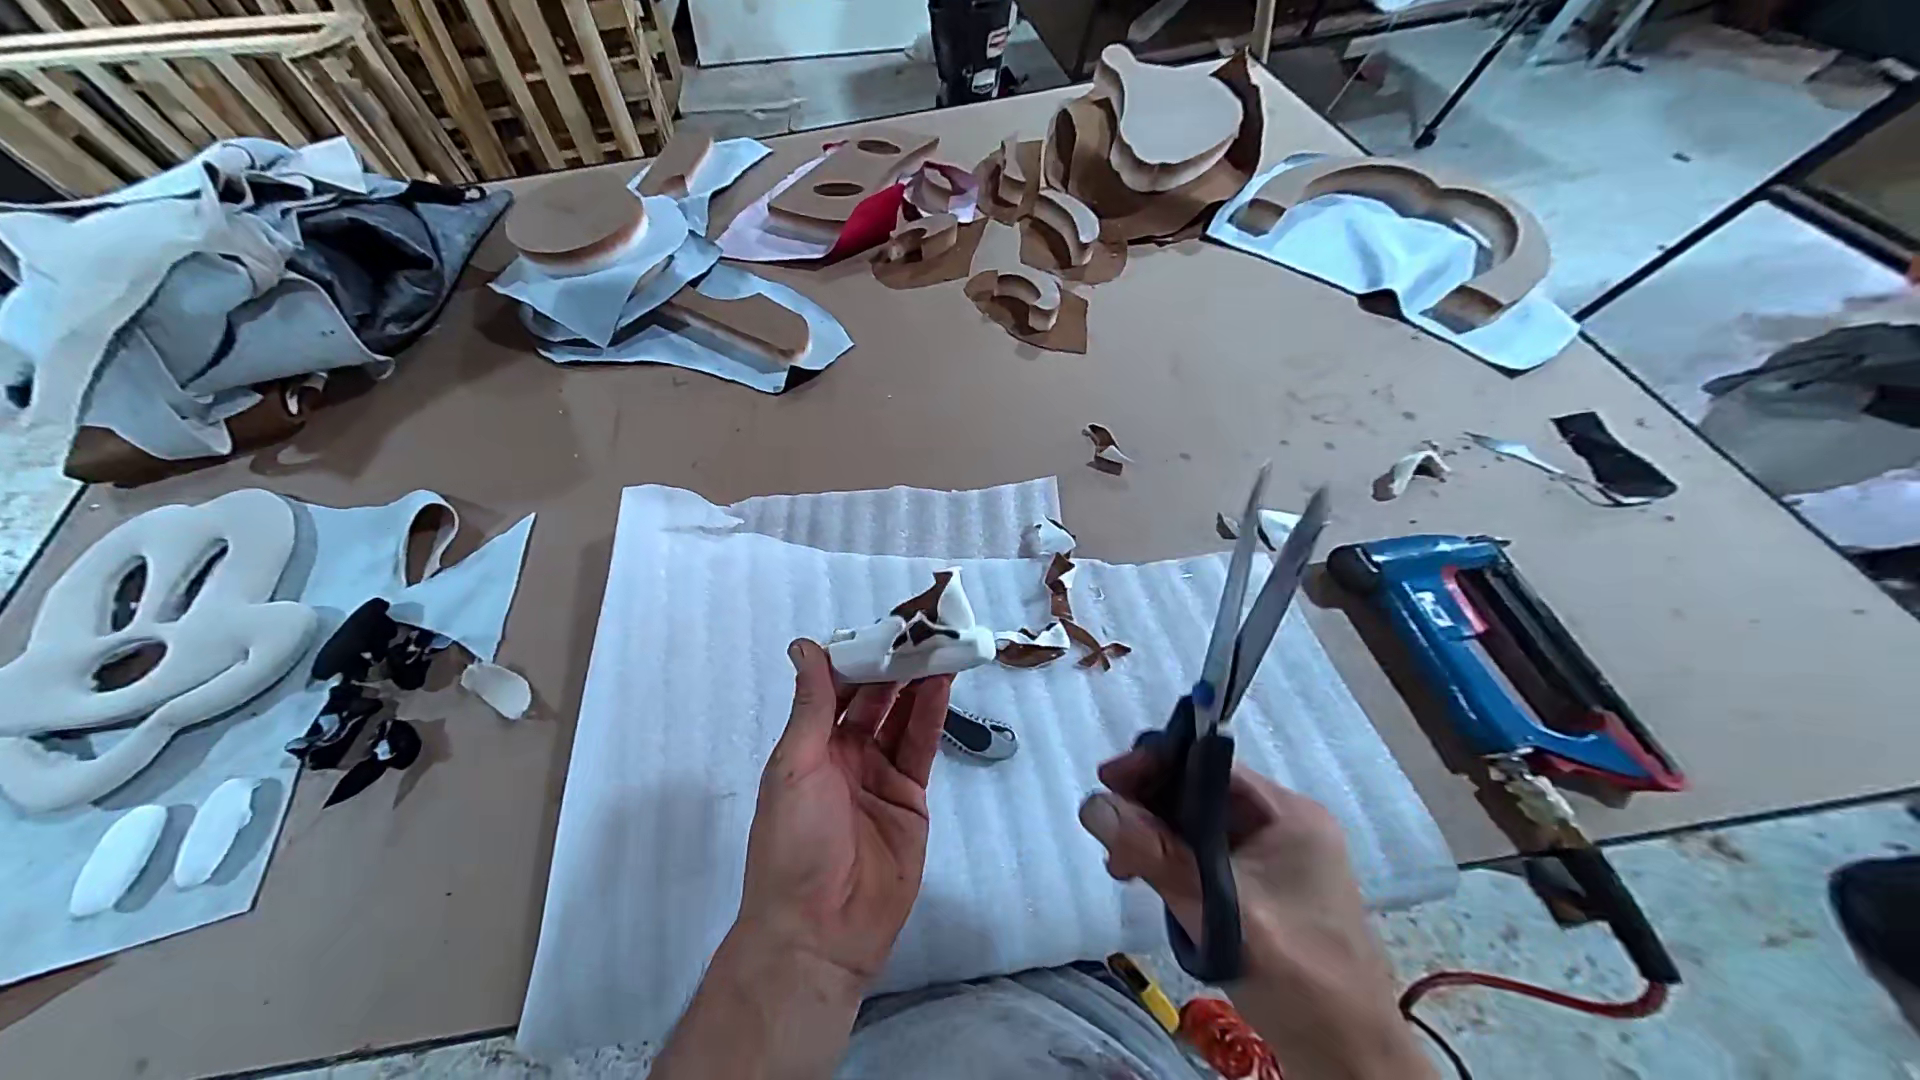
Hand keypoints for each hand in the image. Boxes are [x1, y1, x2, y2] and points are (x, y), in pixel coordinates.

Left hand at [651, 640, 953, 1079]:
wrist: (821, 929)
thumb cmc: (795, 842)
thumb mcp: (796, 765)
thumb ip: (813, 705)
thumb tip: (805, 646)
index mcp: (811, 747)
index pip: (839, 690)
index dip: (860, 658)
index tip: (881, 628)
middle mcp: (846, 756)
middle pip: (875, 701)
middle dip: (895, 667)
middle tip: (920, 632)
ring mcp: (880, 776)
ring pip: (902, 719)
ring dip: (918, 685)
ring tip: (938, 648)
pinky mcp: (911, 798)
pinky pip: (921, 748)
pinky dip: (932, 716)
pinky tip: (941, 686)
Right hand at [1079, 752, 1435, 1079]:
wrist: (1352, 1064)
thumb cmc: (1299, 983)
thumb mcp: (1220, 911)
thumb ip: (1156, 855)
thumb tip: (1093, 804)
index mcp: (1288, 814)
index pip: (1209, 764)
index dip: (1156, 764)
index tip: (1107, 779)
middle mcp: (1282, 823)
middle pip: (1199, 790)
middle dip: (1148, 805)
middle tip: (1108, 833)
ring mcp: (1274, 854)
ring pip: (1197, 822)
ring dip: (1154, 835)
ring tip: (1121, 864)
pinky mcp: (1262, 884)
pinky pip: (1205, 852)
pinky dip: (1171, 859)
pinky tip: (1147, 879)